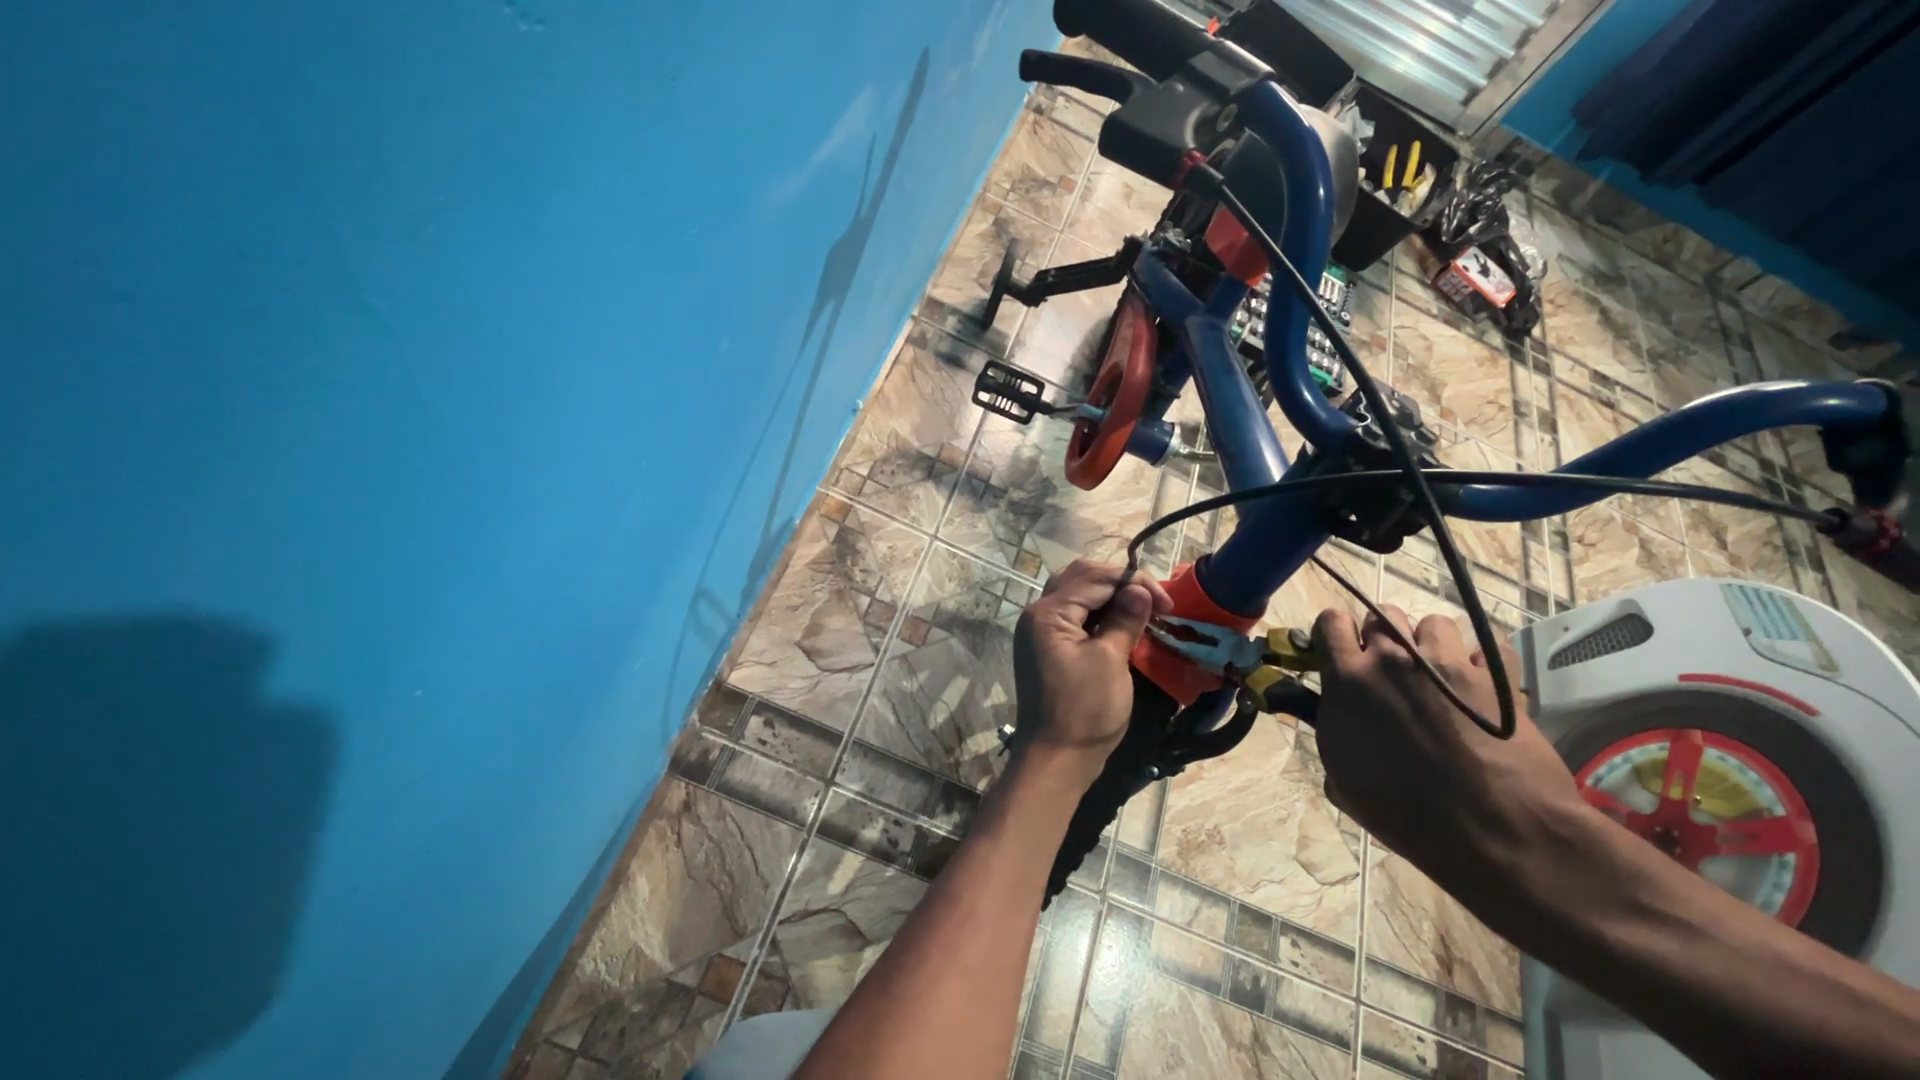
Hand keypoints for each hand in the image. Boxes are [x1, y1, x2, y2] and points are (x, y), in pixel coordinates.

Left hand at [1012, 560, 1171, 784]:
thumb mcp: (1110, 660)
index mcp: (1048, 613)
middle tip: (1155, 601)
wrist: (1056, 759)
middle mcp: (1037, 614)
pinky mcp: (1047, 647)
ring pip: (1077, 595)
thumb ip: (1124, 619)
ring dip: (1110, 596)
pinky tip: (1123, 622)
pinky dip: (1099, 614)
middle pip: (1081, 578)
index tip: (1168, 603)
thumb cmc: (1085, 711)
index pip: (1095, 578)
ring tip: (1144, 608)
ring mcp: (1039, 631)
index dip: (1134, 582)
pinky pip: (1074, 616)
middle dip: (1121, 583)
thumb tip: (1140, 590)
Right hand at [1311, 605, 1587, 905]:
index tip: (1342, 650)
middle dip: (1383, 635)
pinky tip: (1479, 688)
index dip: (1336, 632)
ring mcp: (1446, 662)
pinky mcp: (1495, 675)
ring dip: (1431, 644)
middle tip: (1391, 668)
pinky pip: (1485, 648)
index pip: (1331, 621)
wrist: (1491, 829)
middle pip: (1382, 614)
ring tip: (1439, 676)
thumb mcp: (1343, 779)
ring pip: (1433, 624)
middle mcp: (1393, 659)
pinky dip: (1480, 662)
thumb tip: (1339, 717)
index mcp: (1348, 680)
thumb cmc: (1404, 814)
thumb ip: (1333, 731)